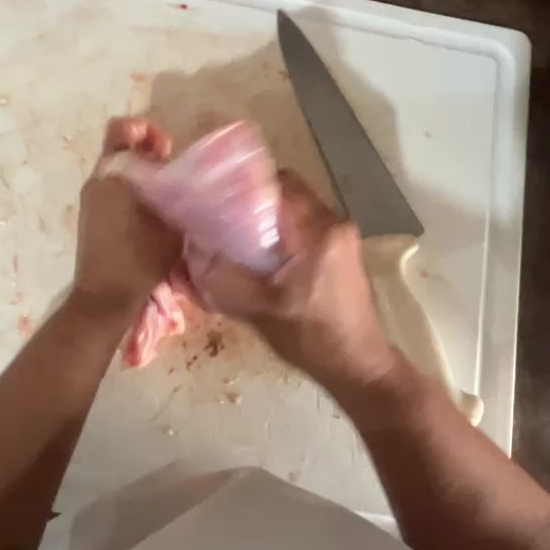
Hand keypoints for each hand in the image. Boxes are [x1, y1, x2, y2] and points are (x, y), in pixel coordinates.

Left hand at [72, 117, 182, 320]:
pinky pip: (113, 191)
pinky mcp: (90, 218)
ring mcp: (90, 199)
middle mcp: (97, 179)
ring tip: (169, 194)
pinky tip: (154, 213)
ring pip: (119, 172)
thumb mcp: (172, 222)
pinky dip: (132, 192)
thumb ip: (178, 191)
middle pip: (122, 150)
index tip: (166, 148)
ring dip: (142, 175)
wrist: (104, 298)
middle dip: (149, 154)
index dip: (145, 128)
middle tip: (174, 170)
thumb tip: (187, 175)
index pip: (121, 128)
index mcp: (114, 171)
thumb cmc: (140, 256)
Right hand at [194, 170, 397, 392]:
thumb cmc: (311, 337)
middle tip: (224, 218)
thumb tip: (192, 252)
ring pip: (297, 206)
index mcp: (318, 230)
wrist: (357, 365)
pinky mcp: (342, 249)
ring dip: (269, 215)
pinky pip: (307, 223)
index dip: (245, 185)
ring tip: (240, 236)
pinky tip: (264, 254)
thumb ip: (224, 278)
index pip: (279, 183)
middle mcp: (334, 222)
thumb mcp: (259, 310)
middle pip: (288, 191)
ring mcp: (342, 235)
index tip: (217, 198)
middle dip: (254, 200)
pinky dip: (284, 229)